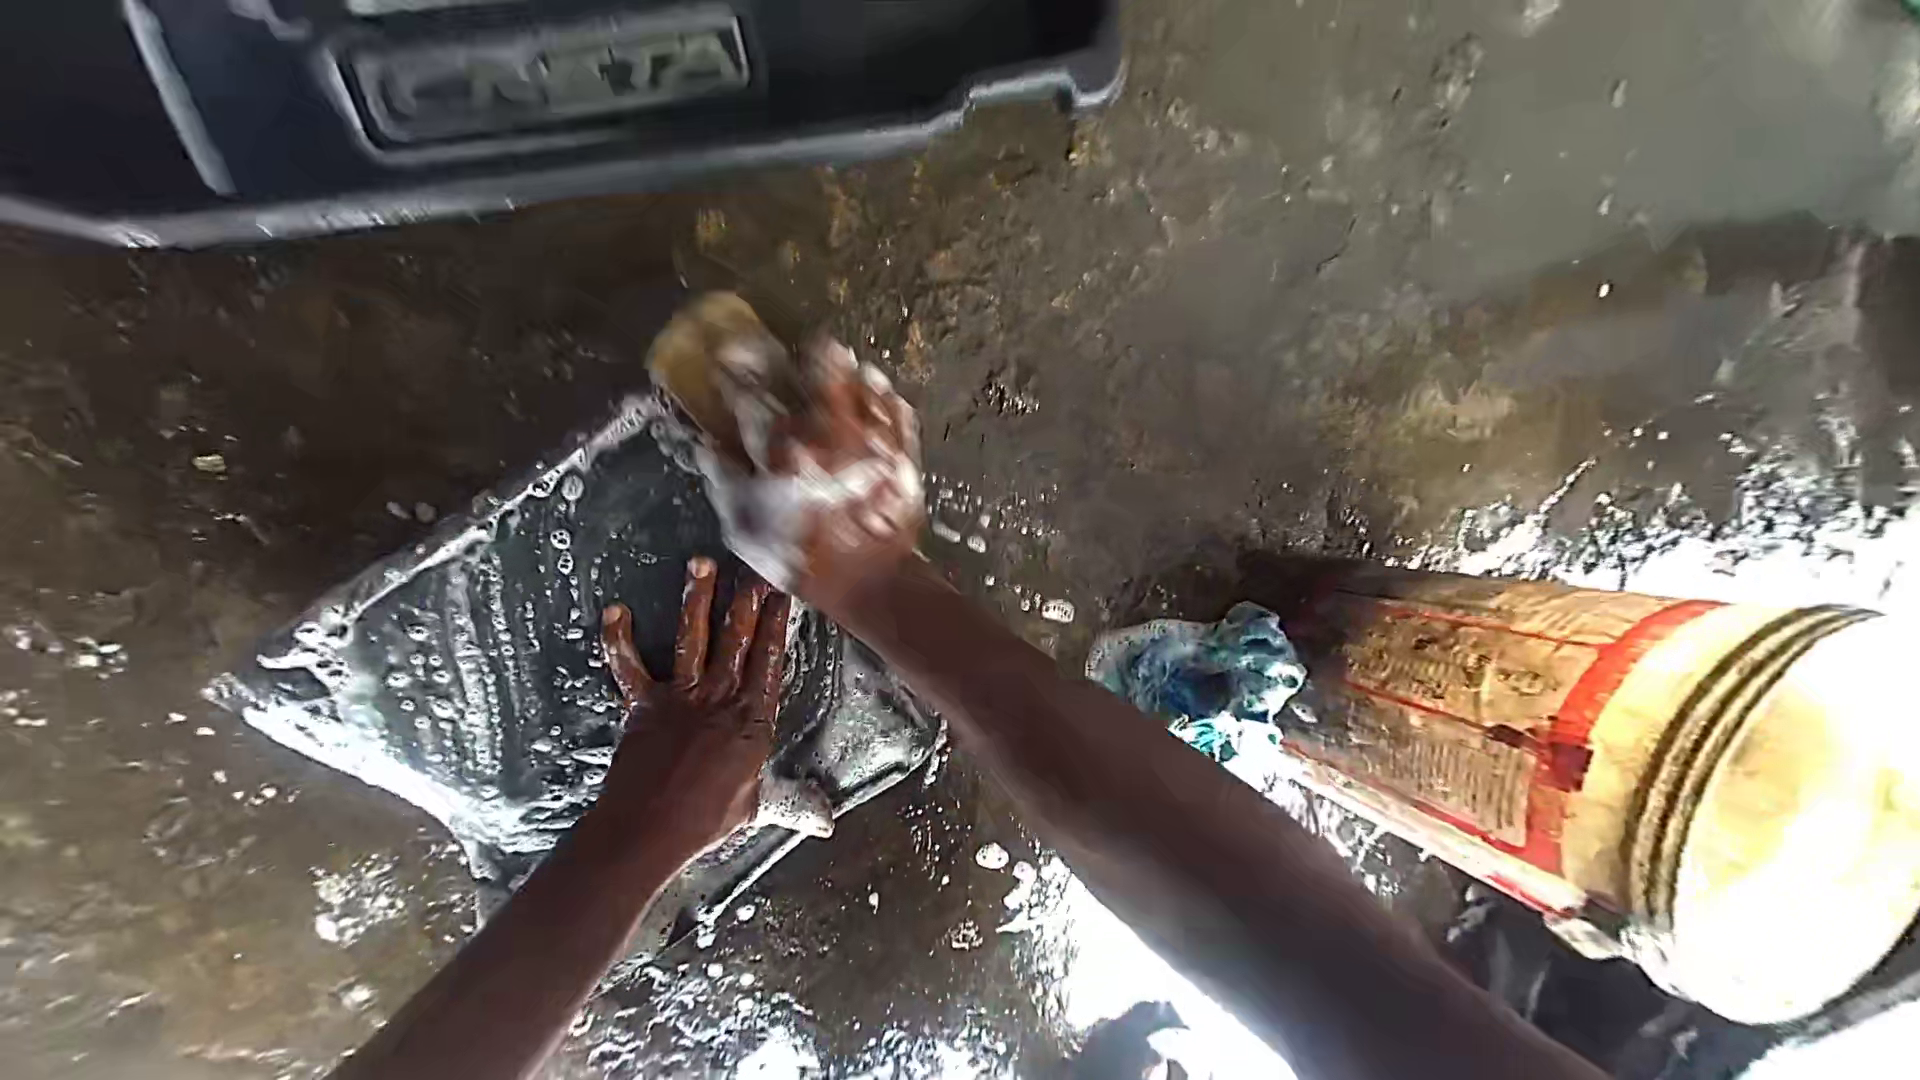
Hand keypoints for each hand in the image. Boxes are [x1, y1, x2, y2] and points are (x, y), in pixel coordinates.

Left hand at [596, 556, 828, 859]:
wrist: (648, 830)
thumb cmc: (707, 819)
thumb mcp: (758, 806)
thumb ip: (793, 803)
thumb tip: (827, 821)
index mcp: (754, 716)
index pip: (771, 658)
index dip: (777, 622)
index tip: (783, 592)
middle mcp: (721, 695)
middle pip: (737, 637)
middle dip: (747, 598)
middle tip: (753, 565)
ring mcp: (682, 695)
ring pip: (693, 637)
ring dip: (696, 599)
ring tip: (700, 563)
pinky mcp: (644, 703)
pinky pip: (629, 666)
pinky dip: (619, 639)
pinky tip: (615, 611)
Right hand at [702, 337, 924, 621]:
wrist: (870, 580)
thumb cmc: (803, 557)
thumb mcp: (747, 530)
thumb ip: (725, 483)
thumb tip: (706, 447)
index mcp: (783, 452)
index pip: (751, 399)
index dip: (735, 373)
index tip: (728, 356)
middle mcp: (827, 437)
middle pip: (814, 378)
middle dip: (803, 356)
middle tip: (800, 344)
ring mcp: (870, 442)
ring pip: (860, 389)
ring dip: (849, 370)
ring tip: (841, 355)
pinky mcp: (902, 455)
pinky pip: (898, 415)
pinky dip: (889, 398)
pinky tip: (882, 388)